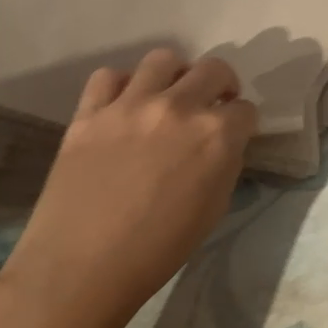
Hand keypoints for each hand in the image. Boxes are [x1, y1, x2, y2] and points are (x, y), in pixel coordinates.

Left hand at [0, 49, 258, 327]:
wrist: (82, 268)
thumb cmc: (159, 250)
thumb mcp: (214, 208)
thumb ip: (224, 163)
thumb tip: (221, 144)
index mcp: (216, 135)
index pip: (246, 109)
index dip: (243, 122)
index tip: (235, 134)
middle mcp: (178, 108)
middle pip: (213, 69)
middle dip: (221, 85)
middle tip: (212, 104)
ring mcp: (129, 106)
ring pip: (163, 60)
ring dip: (175, 76)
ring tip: (168, 97)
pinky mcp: (89, 113)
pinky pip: (109, 76)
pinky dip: (122, 86)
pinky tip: (124, 108)